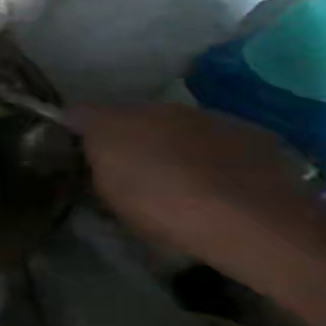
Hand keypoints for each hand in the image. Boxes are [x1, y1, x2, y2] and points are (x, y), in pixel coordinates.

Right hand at [69, 103, 308, 249]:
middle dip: (129, 139)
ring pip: (176, 126)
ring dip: (172, 146)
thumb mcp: (112, 199)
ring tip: (181, 183)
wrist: (252, 217)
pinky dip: (211, 156)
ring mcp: (205, 116)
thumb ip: (98, 170)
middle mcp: (159, 107)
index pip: (80, 113)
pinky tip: (220, 186)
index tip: (75, 150)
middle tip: (131, 173)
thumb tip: (97, 156)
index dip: (74, 128)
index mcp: (117, 121)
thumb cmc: (165, 210)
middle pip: (131, 117)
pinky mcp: (248, 132)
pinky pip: (216, 140)